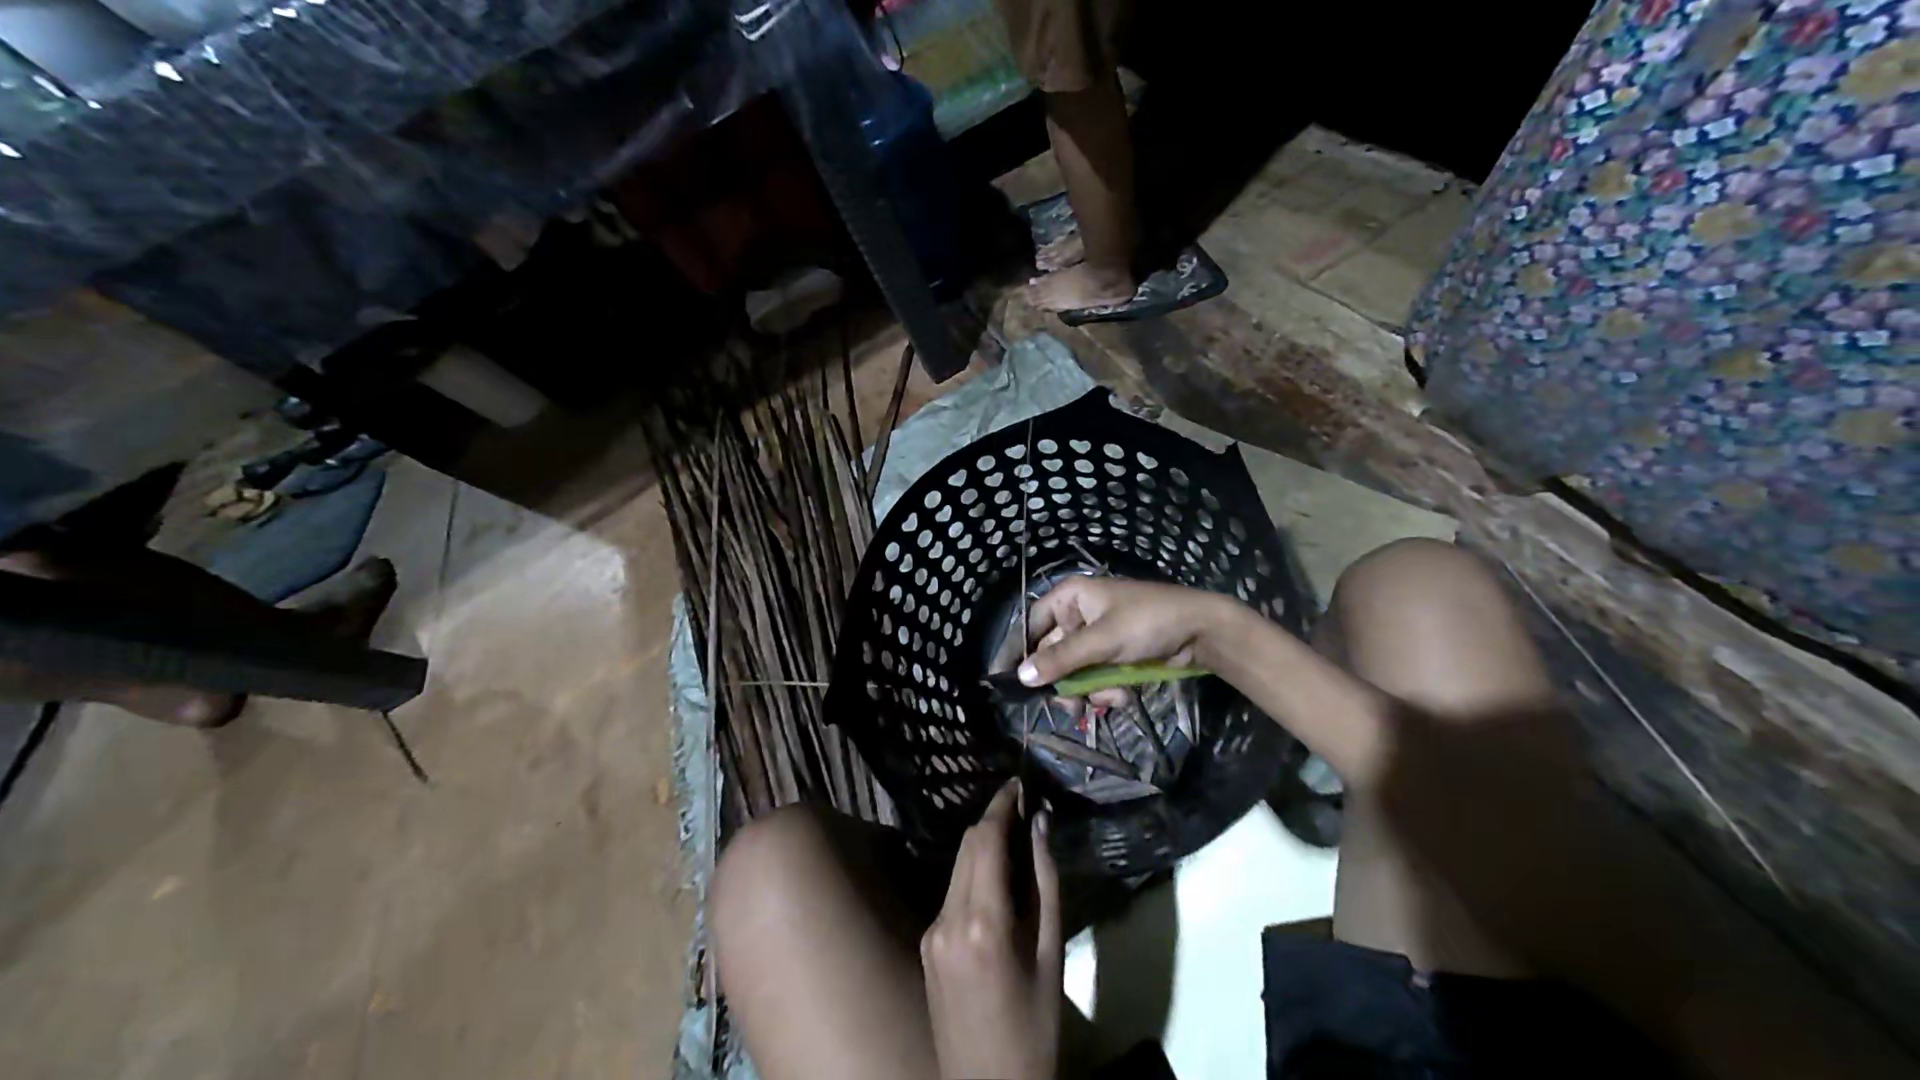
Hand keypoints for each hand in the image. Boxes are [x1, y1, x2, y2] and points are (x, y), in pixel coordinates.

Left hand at [922, 781, 1060, 1079]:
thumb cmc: (1036, 1026)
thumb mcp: (1051, 954)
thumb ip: (1045, 883)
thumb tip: (1040, 824)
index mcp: (982, 921)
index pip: (986, 840)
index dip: (1001, 806)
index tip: (1019, 784)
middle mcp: (947, 917)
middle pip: (967, 847)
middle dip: (993, 821)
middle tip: (1023, 807)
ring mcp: (932, 931)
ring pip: (958, 867)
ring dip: (984, 847)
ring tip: (1016, 838)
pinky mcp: (927, 943)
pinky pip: (952, 893)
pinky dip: (974, 876)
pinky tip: (998, 881)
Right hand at [1018, 577, 1247, 695]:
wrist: (1202, 632)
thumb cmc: (1147, 622)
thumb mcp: (1101, 641)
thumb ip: (1061, 660)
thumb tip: (1021, 677)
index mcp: (1071, 598)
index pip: (1032, 623)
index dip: (1018, 650)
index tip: (1006, 678)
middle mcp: (1080, 616)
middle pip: (1053, 654)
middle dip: (1063, 682)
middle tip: (1067, 706)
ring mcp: (1099, 638)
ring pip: (1075, 672)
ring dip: (1088, 691)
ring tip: (1106, 700)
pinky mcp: (1115, 657)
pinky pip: (1097, 678)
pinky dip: (1107, 690)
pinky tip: (1124, 695)